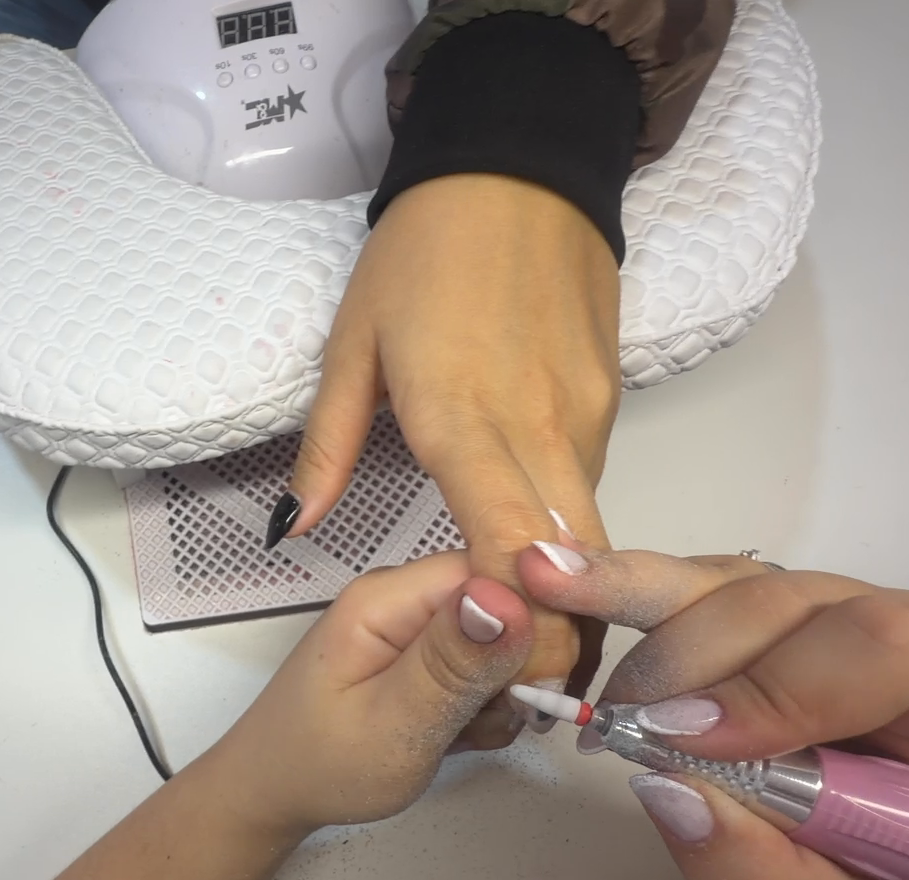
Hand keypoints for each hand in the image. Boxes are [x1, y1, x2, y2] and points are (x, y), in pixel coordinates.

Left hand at [205, 551, 532, 834]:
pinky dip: (484, 704)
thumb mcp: (393, 725)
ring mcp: (411, 625)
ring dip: (502, 693)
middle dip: (519, 665)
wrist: (277, 788)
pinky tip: (456, 731)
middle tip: (487, 719)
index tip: (534, 688)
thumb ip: (452, 665)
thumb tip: (508, 597)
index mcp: (384, 597)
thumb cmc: (321, 764)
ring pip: (501, 640)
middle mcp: (400, 597)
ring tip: (461, 731)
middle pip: (504, 600)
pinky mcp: (419, 653)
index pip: (493, 567)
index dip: (533, 622)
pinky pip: (481, 664)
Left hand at [282, 174, 623, 746]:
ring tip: (529, 626)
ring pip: (585, 521)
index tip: (501, 674)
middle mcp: (541, 426)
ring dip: (563, 579)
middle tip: (524, 683)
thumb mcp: (348, 350)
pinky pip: (590, 480)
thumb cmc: (417, 261)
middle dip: (553, 624)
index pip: (502, 543)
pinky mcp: (613, 396)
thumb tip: (295, 527)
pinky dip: (569, 524)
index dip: (509, 616)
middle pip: (565, 554)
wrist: (516, 168)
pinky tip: (539, 542)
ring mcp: (587, 411)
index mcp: (462, 420)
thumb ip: (326, 449)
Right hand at [518, 546, 908, 879]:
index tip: (681, 739)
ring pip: (716, 577)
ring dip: (625, 602)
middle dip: (681, 660)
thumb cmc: (841, 872)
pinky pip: (674, 575)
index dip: (777, 685)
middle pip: (780, 598)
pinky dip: (607, 584)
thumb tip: (664, 788)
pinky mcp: (739, 594)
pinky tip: (556, 577)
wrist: (825, 842)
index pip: (888, 648)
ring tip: (558, 619)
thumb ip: (752, 868)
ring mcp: (813, 600)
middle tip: (616, 722)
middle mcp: (900, 627)